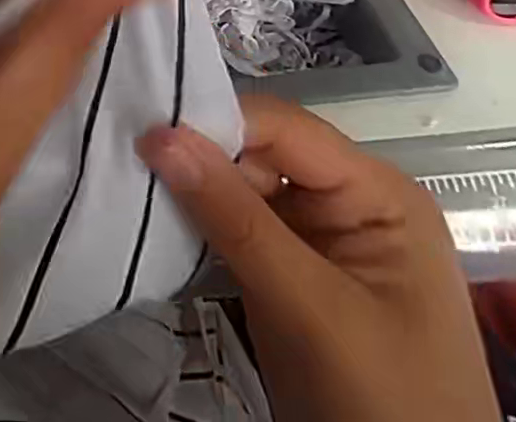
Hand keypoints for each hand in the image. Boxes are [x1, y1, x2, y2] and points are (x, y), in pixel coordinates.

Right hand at [139, 96, 497, 421]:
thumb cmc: (385, 404)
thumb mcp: (311, 310)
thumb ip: (236, 219)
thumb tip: (160, 137)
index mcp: (375, 190)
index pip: (285, 128)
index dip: (218, 122)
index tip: (146, 132)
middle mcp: (347, 197)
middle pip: (262, 151)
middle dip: (202, 156)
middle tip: (130, 160)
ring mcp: (318, 235)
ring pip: (244, 186)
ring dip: (195, 188)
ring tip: (134, 182)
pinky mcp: (291, 267)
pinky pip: (239, 224)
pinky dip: (203, 222)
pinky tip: (161, 220)